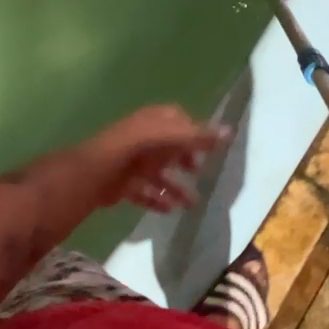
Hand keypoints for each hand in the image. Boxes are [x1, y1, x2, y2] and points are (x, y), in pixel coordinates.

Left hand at [76, 105, 228, 212]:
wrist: (98, 172)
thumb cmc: (139, 148)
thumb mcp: (173, 138)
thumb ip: (199, 137)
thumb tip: (230, 131)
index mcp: (153, 122)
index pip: (176, 119)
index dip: (192, 130)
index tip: (208, 146)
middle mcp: (142, 138)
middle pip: (168, 147)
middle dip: (185, 159)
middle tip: (201, 172)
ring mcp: (131, 161)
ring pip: (158, 173)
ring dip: (175, 186)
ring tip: (192, 204)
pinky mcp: (123, 183)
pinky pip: (144, 192)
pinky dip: (157, 200)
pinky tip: (170, 210)